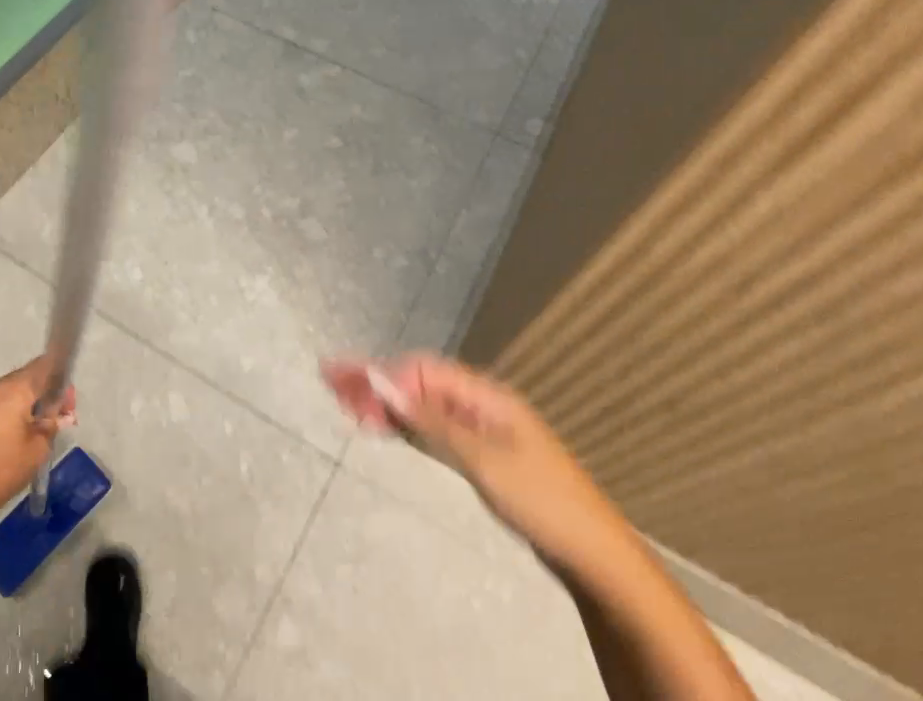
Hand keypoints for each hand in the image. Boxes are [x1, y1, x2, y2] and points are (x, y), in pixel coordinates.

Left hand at [0, 355, 76, 517]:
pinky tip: (25, 437)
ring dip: (34, 405)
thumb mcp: (39, 446)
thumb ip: (52, 424)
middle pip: (31, 377)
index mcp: (15, 388)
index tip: (69, 406)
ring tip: (44, 432)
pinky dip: (19, 413)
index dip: (63, 380)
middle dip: (49, 394)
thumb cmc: (4, 466)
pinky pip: (4, 405)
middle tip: (62, 421)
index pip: (45, 365)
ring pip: (17, 392)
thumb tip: (56, 416)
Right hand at [322, 353, 638, 575]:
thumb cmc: (540, 500)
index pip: (422, 370)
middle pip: (421, 383)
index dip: (379, 371)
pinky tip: (387, 428)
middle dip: (377, 382)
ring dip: (388, 402)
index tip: (337, 378)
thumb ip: (431, 421)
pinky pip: (435, 428)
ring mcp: (484, 431)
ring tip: (347, 405)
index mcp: (487, 397)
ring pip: (425, 406)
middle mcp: (483, 406)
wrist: (591, 552)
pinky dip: (407, 425)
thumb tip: (383, 383)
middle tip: (330, 386)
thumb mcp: (482, 459)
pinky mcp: (483, 456)